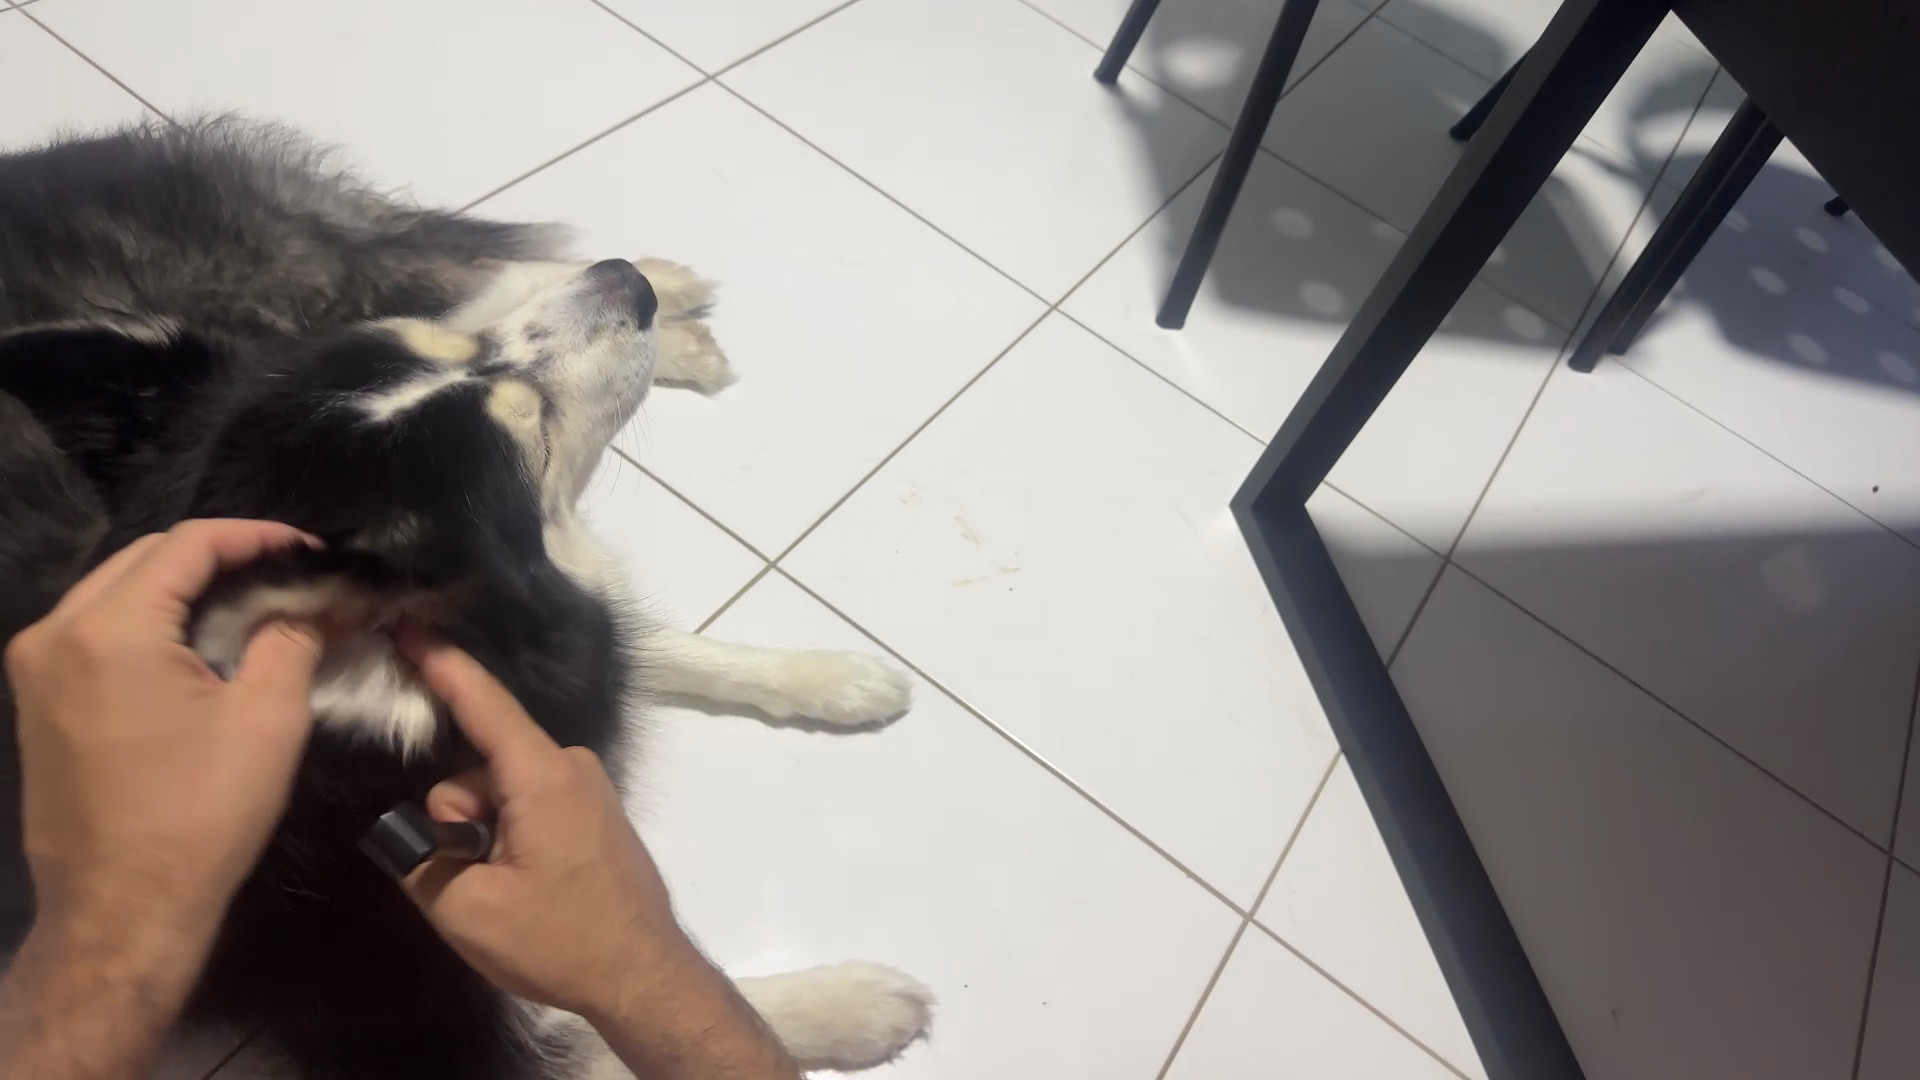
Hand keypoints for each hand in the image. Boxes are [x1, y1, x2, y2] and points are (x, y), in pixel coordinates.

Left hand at [5, 519, 325, 937]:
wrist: (126, 899)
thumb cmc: (206, 802)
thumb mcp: (270, 711)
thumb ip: (293, 636)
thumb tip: (324, 598)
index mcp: (110, 633)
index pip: (187, 545)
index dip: (259, 536)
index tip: (317, 551)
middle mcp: (56, 637)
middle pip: (147, 558)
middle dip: (228, 553)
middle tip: (298, 572)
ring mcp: (40, 670)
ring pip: (123, 588)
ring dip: (196, 582)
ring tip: (267, 598)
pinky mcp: (46, 698)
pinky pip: (108, 625)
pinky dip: (167, 613)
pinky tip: (218, 636)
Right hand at [396, 630, 797, 1078]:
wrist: (638, 965)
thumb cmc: (558, 935)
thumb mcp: (467, 906)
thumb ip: (426, 855)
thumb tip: (426, 830)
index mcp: (544, 775)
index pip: (486, 706)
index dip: (445, 666)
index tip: (414, 627)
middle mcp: (572, 765)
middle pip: (483, 765)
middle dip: (458, 814)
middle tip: (475, 875)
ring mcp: (587, 785)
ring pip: (502, 789)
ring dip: (483, 831)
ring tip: (506, 886)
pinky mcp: (592, 808)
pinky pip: (529, 801)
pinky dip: (508, 831)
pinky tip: (523, 878)